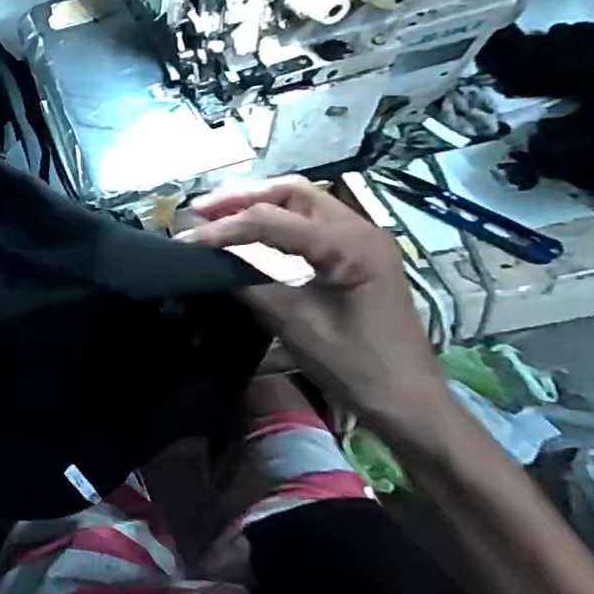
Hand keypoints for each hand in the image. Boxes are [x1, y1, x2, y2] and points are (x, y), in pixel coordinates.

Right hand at [180, 176, 450, 434]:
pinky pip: (309, 219)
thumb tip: (209, 262)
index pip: (271, 220)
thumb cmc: (355, 366)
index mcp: (350, 246)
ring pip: (300, 200)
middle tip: (199, 213)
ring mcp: (362, 239)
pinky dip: (274, 217)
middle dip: (240, 198)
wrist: (408, 402)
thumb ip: (250, 285)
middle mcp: (360, 230)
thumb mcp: (294, 323)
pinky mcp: (357, 253)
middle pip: (291, 191)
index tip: (184, 241)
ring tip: (216, 217)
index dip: (222, 229)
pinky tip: (249, 231)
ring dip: (256, 203)